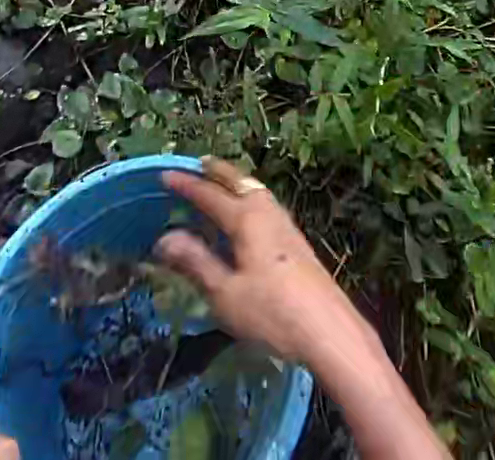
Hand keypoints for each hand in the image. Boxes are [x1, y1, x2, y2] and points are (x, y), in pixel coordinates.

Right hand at [155, 159, 384, 377]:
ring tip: (220, 181)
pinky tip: (248, 213)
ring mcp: (285, 223)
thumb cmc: (272, 313)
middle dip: (216, 170)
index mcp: (245, 219)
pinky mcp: (296, 238)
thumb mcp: (225, 293)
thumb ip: (195, 262)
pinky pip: (264, 202)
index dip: (186, 185)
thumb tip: (164, 238)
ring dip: (235, 181)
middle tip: (197, 163)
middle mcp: (266, 211)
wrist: (329, 331)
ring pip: (255, 189)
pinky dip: (248, 195)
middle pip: (238, 181)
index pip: (209, 194)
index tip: (165, 176)